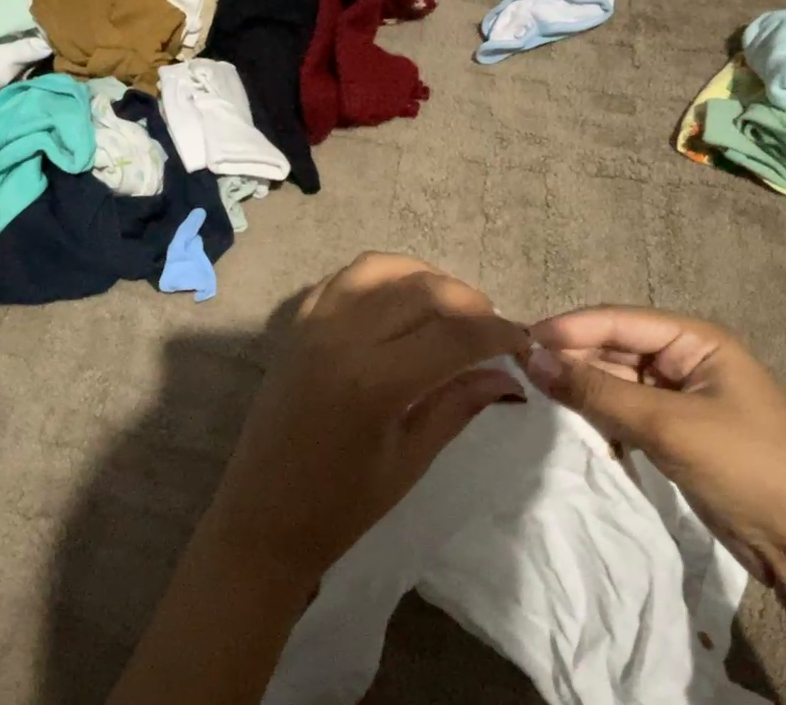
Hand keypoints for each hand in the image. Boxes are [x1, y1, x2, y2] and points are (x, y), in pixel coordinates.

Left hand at [201, 253, 527, 581]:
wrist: (261, 516)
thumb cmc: (339, 506)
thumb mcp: (409, 461)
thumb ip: (458, 405)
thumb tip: (509, 375)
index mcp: (374, 381)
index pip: (455, 334)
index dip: (500, 333)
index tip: (524, 342)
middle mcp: (342, 337)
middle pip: (422, 289)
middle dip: (469, 302)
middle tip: (490, 330)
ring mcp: (313, 324)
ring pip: (381, 269)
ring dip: (425, 279)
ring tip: (449, 309)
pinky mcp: (295, 325)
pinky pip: (344, 279)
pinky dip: (380, 278)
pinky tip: (398, 302)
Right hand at [525, 306, 785, 575]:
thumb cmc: (747, 465)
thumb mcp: (667, 423)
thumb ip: (596, 391)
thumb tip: (532, 359)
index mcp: (696, 340)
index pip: (618, 320)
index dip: (568, 328)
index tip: (520, 342)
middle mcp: (687, 360)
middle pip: (615, 348)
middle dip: (571, 358)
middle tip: (520, 373)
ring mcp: (682, 399)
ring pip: (617, 381)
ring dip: (582, 389)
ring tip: (535, 398)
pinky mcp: (677, 433)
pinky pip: (626, 412)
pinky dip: (599, 416)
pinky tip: (571, 425)